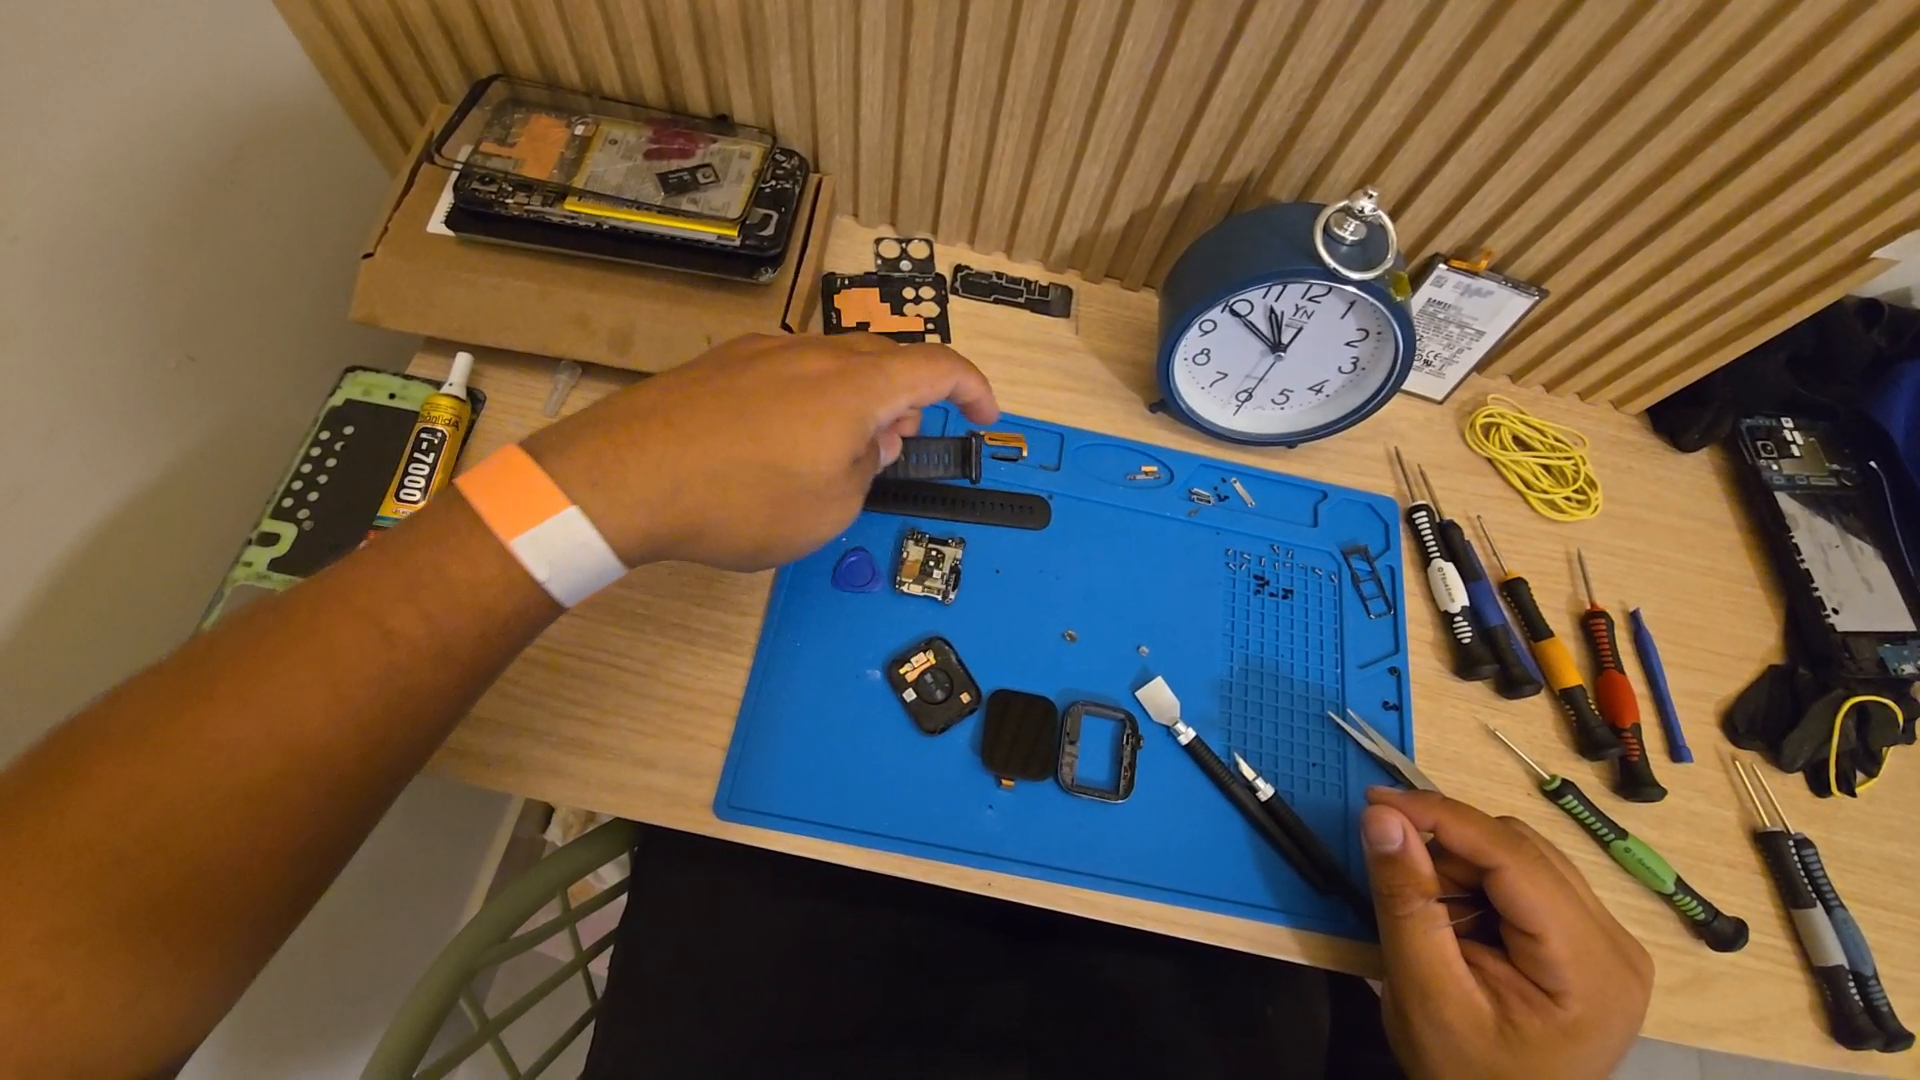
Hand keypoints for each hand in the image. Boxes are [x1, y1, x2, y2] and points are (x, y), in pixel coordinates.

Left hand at [521, 333, 998, 570]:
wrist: (622, 478)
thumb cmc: (740, 502)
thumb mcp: (829, 510)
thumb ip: (867, 469)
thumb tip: (869, 440)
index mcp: (855, 385)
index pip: (939, 366)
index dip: (974, 389)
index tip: (986, 416)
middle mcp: (814, 352)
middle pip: (887, 361)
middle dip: (908, 403)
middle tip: (892, 450)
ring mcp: (764, 352)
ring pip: (837, 365)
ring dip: (858, 403)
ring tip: (836, 455)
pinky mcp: (723, 364)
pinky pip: (793, 372)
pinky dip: (815, 400)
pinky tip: (783, 443)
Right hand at [1360, 788, 1653, 1079]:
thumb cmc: (1464, 1071)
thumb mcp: (1422, 989)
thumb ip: (1405, 899)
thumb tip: (1381, 815)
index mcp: (1589, 966)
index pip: (1514, 857)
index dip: (1442, 815)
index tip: (1375, 799)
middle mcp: (1616, 943)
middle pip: (1519, 849)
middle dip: (1448, 849)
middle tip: (1397, 878)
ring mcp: (1608, 941)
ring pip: (1520, 853)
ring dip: (1459, 863)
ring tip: (1429, 909)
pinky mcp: (1588, 940)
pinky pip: (1524, 876)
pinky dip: (1475, 879)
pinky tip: (1456, 915)